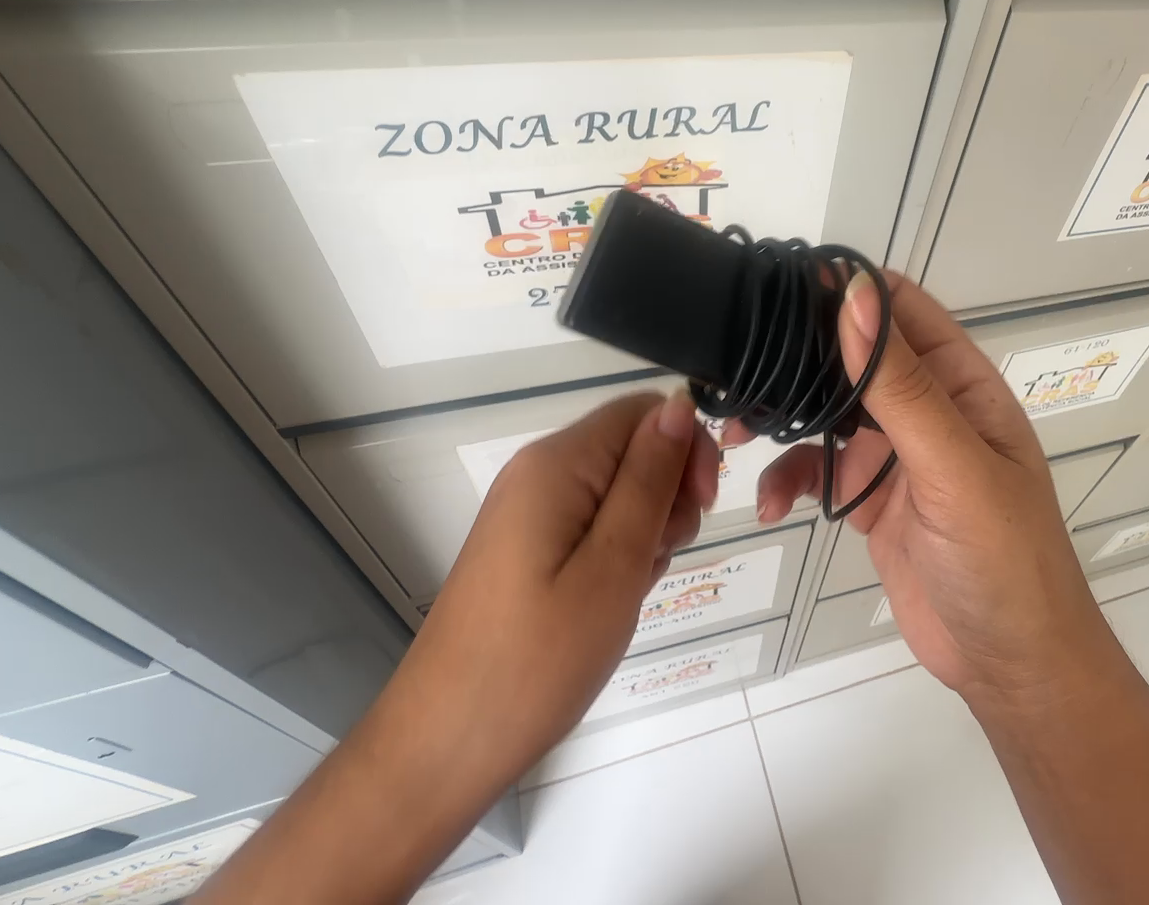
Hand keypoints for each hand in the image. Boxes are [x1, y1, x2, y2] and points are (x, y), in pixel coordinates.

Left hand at [413, 389, 719, 772]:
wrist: (447, 743)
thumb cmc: (539, 658)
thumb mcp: (614, 563)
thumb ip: (650, 477)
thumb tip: (680, 404)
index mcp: (558, 463)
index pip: (647, 411)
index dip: (688, 449)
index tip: (701, 510)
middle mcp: (540, 472)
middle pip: (635, 448)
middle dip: (668, 496)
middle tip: (653, 562)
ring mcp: (531, 511)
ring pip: (622, 491)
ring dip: (648, 532)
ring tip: (627, 591)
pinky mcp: (529, 547)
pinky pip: (596, 526)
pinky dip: (619, 555)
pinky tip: (609, 601)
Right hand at [739, 273, 1115, 698]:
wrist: (1007, 662)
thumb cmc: (1002, 560)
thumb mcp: (953, 467)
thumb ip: (901, 386)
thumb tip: (854, 294)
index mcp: (959, 384)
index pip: (899, 310)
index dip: (846, 289)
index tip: (779, 285)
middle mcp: (925, 408)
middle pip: (851, 358)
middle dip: (796, 359)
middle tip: (737, 366)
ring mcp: (894, 454)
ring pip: (825, 413)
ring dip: (781, 420)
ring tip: (736, 437)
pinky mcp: (867, 497)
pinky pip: (816, 471)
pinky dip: (788, 480)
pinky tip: (771, 506)